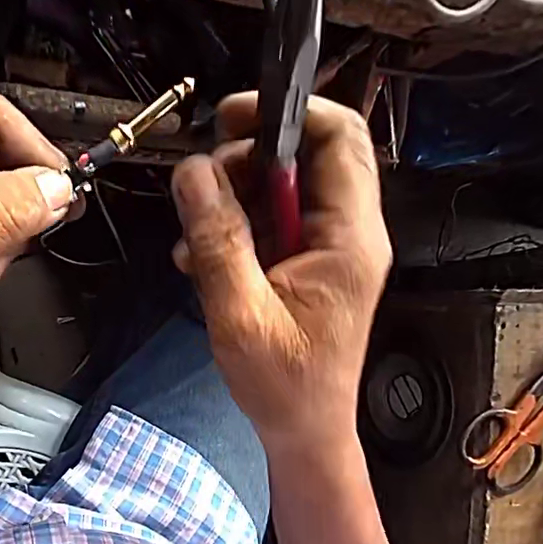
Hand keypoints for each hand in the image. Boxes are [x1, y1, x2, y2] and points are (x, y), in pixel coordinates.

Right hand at [172, 92, 391, 447]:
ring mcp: (329, 249)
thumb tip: (193, 174)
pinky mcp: (309, 264)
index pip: (338, 138)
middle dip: (246, 162)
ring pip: (281, 188)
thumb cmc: (285, 387)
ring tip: (197, 240)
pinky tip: (205, 259)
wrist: (304, 430)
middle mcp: (348, 235)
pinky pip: (272, 222)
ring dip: (233, 200)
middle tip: (203, 190)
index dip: (287, 113)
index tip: (231, 119)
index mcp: (349, 240)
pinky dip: (236, 228)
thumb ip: (217, 239)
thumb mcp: (241, 314)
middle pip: (306, 157)